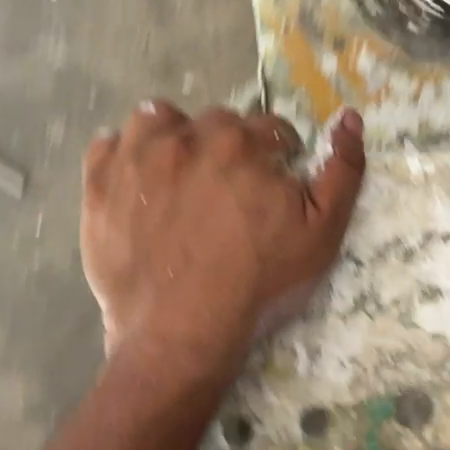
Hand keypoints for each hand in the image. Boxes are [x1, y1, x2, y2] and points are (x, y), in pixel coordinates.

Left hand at [81, 103, 365, 370]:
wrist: (182, 332)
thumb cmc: (260, 284)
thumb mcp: (323, 234)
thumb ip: (343, 172)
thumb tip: (350, 118)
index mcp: (243, 143)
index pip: (270, 129)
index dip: (278, 157)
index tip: (274, 187)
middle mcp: (186, 137)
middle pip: (215, 124)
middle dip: (229, 149)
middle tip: (230, 194)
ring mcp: (136, 158)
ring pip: (159, 122)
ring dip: (175, 139)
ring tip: (182, 178)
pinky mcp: (99, 185)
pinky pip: (109, 146)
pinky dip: (126, 156)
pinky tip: (141, 185)